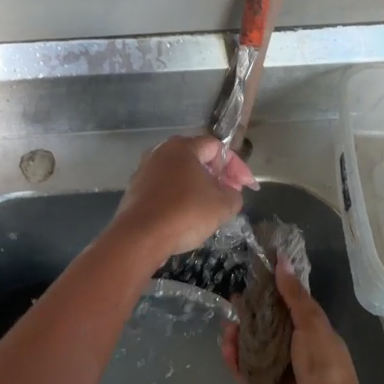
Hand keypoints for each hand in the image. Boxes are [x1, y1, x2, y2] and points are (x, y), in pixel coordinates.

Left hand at [109, 135, 251, 259]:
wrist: (140, 236)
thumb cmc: (185, 213)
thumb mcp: (222, 205)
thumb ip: (234, 194)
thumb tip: (231, 192)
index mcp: (183, 147)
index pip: (216, 147)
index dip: (236, 165)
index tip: (247, 186)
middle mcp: (161, 151)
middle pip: (197, 157)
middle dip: (218, 175)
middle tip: (231, 194)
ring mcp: (145, 169)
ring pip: (180, 173)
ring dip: (198, 186)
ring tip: (211, 206)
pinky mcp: (136, 189)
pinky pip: (165, 187)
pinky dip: (180, 196)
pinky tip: (186, 214)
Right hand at [221, 255, 367, 383]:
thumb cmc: (325, 365)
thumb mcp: (312, 323)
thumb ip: (294, 294)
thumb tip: (282, 259)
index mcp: (309, 330)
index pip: (285, 305)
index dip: (269, 291)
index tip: (251, 276)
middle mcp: (292, 347)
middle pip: (264, 325)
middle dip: (248, 313)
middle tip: (232, 302)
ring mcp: (277, 369)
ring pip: (251, 347)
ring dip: (238, 336)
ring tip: (227, 327)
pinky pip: (244, 371)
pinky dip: (234, 360)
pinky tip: (226, 347)